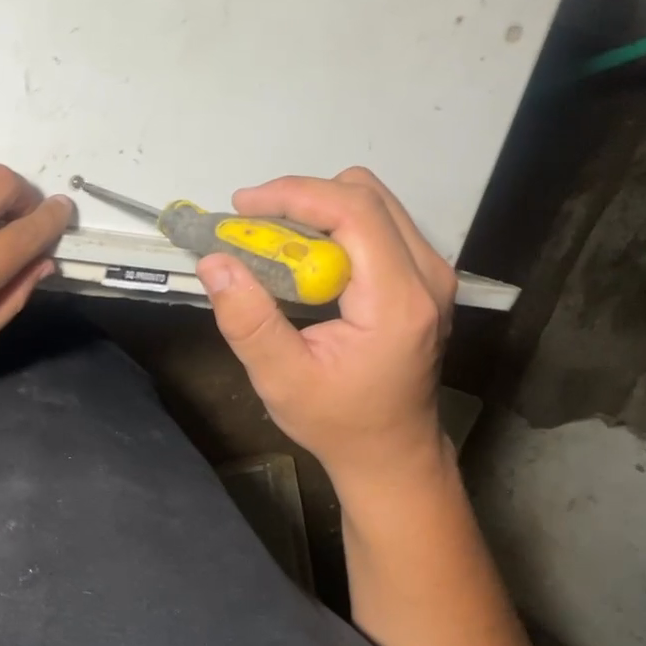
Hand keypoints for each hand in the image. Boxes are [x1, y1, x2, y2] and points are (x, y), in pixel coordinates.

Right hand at [196, 168, 456, 484]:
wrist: (390, 450)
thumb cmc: (336, 421)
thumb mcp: (281, 379)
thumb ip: (248, 321)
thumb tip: (214, 263)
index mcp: (396, 301)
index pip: (354, 212)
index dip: (295, 196)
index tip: (242, 207)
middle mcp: (426, 275)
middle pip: (366, 195)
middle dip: (301, 199)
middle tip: (250, 227)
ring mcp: (431, 274)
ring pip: (374, 203)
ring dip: (317, 211)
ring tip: (272, 243)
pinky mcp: (423, 278)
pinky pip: (379, 225)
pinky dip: (333, 227)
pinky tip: (302, 260)